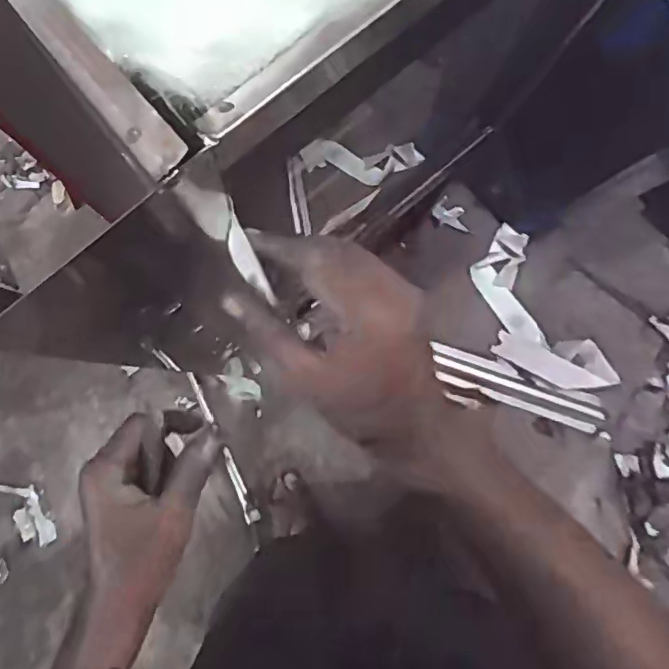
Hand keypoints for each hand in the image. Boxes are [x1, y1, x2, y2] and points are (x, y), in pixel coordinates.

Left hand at [79, 411, 219, 617]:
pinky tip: (169, 508)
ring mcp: (103, 484)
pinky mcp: (111, 499)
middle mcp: (99, 468)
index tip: (204, 433)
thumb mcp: (173, 512)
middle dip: (171, 454)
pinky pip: (141, 475)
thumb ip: (192, 468)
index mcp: (105, 467)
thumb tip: (213, 431)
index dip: (174, 422)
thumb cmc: (142, 562)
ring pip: (145, 456)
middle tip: (189, 482)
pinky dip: (160, 483)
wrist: (117, 611)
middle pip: (144, 438)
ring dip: (168, 471)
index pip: (143, 422)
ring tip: (175, 504)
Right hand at [224, 232, 476, 484]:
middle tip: (260, 253)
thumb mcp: (308, 378)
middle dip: (291, 246)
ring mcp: (398, 282)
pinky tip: (315, 281)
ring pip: (345, 251)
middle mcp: (381, 280)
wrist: (435, 426)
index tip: (245, 242)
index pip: (308, 258)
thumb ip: (268, 333)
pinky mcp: (405, 288)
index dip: (273, 246)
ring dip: (312, 253)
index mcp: (358, 303)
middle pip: (328, 246)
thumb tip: (232, 298)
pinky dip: (333, 264)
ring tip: (282, 266)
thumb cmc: (366, 410)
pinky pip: (359, 262)